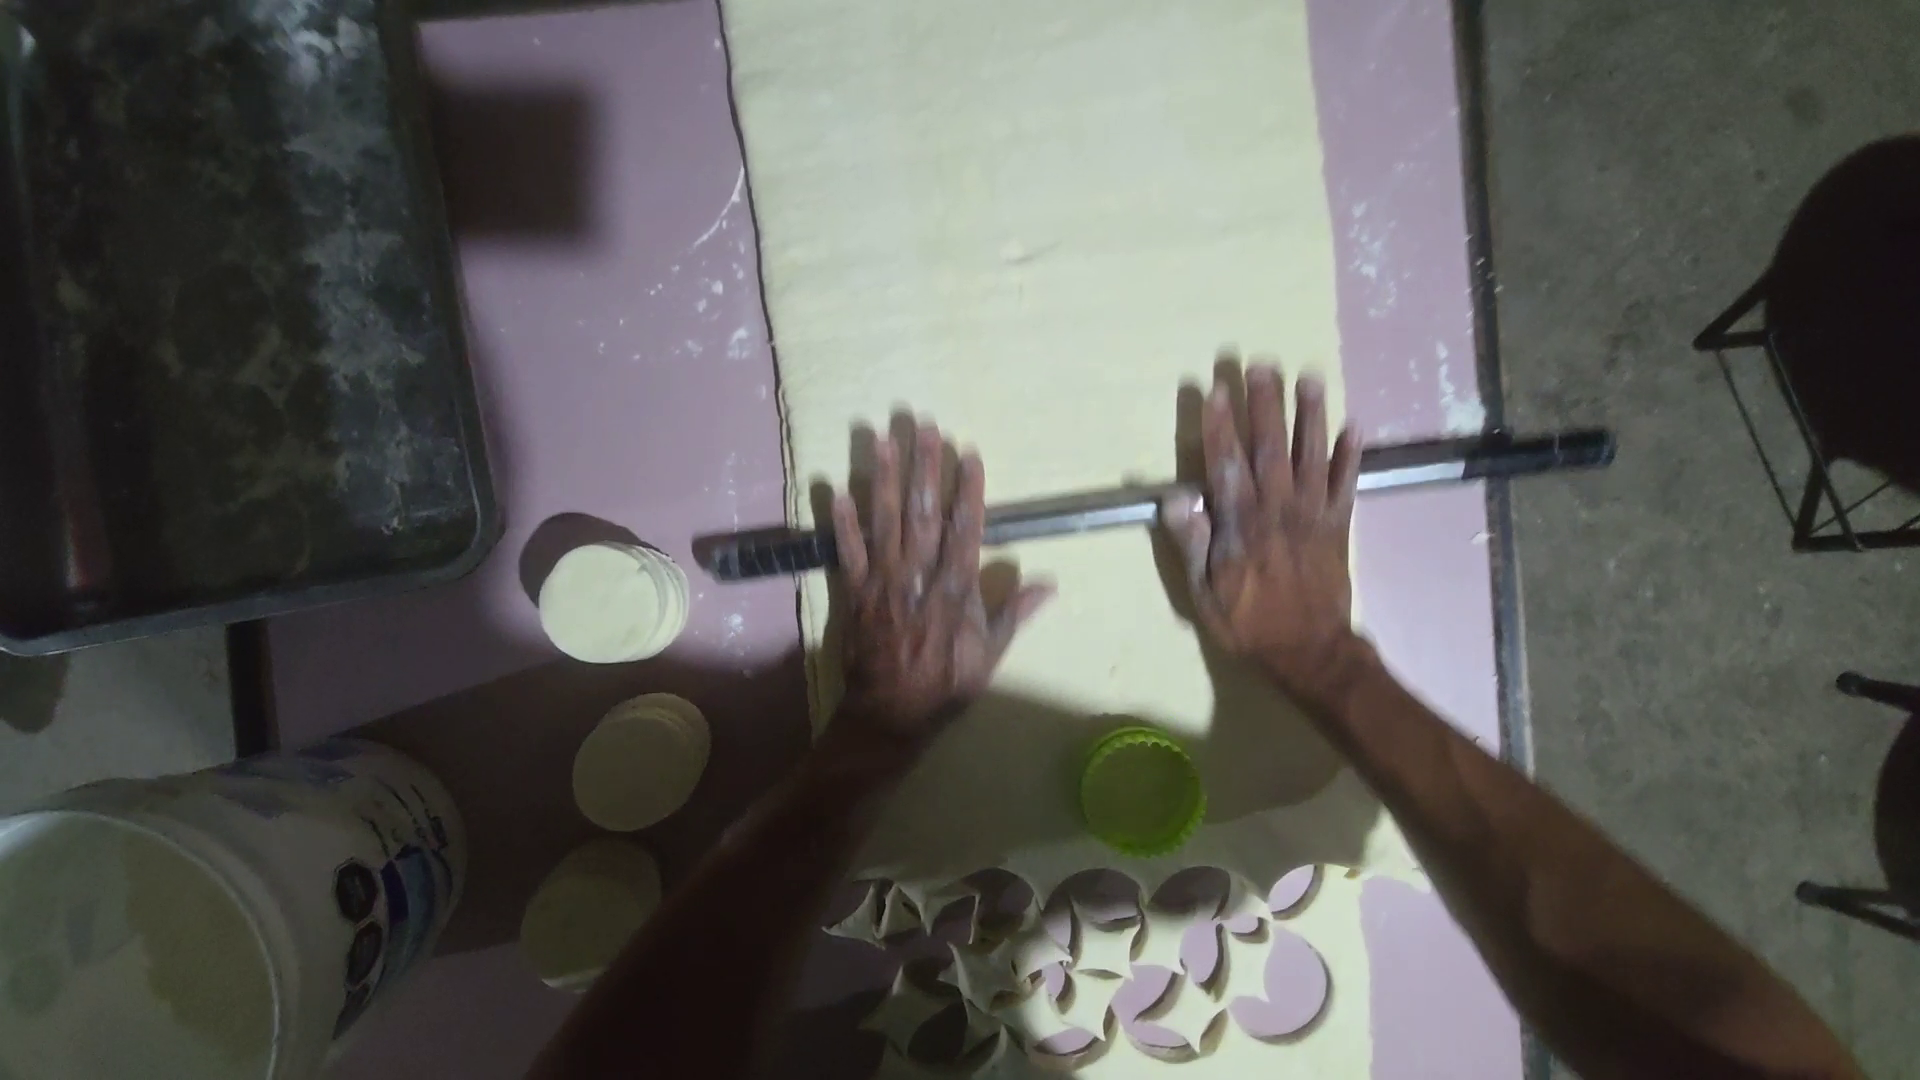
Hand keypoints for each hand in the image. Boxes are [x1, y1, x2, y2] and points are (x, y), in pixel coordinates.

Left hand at [826, 422, 1053, 756]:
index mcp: (955, 592)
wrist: (890, 716)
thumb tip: (1048, 583)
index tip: (970, 454)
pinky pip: (848, 554)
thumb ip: (1014, 616)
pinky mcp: (855, 594)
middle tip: (926, 428)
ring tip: (884, 439)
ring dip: (885, 480)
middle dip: (926, 470)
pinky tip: (840, 489)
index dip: (968, 491)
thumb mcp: (990, 657)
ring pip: (886, 524)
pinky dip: (843, 524)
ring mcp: (884, 585)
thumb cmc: (945, 686)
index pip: (966, 531)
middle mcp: (919, 579)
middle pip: (924, 516)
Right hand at [1162, 365, 1366, 702]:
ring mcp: (1314, 515)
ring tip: (1310, 379)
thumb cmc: (1247, 623)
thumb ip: (1191, 543)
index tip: (1217, 391)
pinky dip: (1351, 456)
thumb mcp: (1203, 593)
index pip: (1227, 465)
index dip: (1221, 427)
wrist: (1310, 651)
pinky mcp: (1340, 526)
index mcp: (1241, 525)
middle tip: (1262, 365)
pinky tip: (1353, 427)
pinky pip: (1347, 485)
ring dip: (1311, 416)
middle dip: (1265, 405)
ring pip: (1312, 456)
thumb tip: (1175, 497)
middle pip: (1271, 448)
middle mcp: (1278, 509)